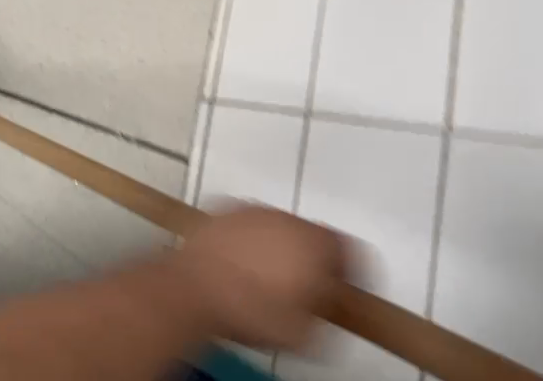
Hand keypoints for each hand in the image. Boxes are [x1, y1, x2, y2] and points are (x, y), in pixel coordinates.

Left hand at [174, 204, 351, 349]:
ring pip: (276, 226)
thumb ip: (330, 309)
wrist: (193, 289)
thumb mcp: (311, 331)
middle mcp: (282, 218)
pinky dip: (249, 239)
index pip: (349, 249)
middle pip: (310, 234)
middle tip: (307, 286)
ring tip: (270, 277)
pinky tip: (241, 263)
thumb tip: (329, 301)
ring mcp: (247, 210)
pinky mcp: (217, 210)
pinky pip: (245, 224)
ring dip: (280, 246)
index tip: (343, 290)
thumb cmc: (254, 312)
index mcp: (314, 243)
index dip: (349, 271)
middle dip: (313, 257)